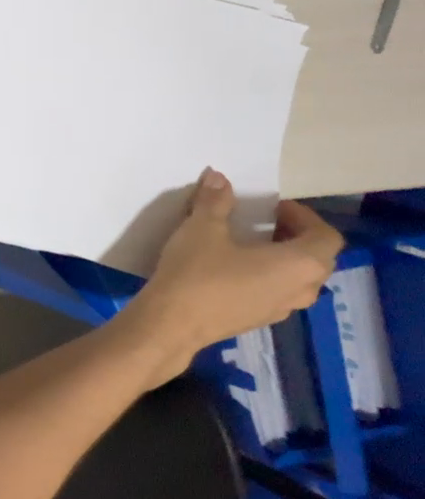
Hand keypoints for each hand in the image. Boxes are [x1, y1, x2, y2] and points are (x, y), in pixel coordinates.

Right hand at [116, 168, 344, 385]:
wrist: (172, 321)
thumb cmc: (196, 272)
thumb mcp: (201, 230)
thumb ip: (214, 203)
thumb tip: (219, 177)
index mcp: (302, 262)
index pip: (325, 234)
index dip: (302, 216)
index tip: (269, 207)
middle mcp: (305, 287)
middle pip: (315, 257)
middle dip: (291, 236)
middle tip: (258, 223)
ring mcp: (285, 307)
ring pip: (296, 277)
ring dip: (279, 259)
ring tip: (245, 248)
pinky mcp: (261, 319)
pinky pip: (276, 292)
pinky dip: (264, 277)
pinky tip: (229, 272)